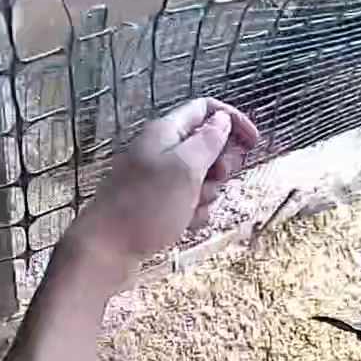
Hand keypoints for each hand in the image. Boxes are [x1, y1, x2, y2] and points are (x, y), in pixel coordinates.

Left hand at [65, 98, 259, 274]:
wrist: (107, 250)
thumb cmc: (146, 206)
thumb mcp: (184, 168)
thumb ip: (207, 140)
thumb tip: (222, 119)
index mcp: (165, 132)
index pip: (206, 110)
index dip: (233, 121)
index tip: (254, 144)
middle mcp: (160, 152)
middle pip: (207, 147)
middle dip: (220, 166)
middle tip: (214, 181)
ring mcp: (158, 181)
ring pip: (200, 180)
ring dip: (206, 195)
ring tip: (190, 209)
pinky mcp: (156, 207)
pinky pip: (188, 204)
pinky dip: (192, 214)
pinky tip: (183, 226)